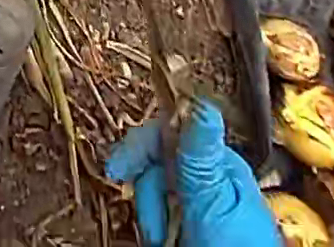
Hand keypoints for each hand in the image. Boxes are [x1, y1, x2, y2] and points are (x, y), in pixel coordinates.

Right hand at [105, 99, 282, 246]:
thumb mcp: (213, 203)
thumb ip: (199, 156)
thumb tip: (199, 101)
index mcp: (218, 163)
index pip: (169, 131)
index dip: (138, 145)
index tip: (115, 169)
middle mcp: (209, 180)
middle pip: (157, 164)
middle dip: (147, 195)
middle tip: (154, 233)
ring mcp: (200, 208)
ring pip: (156, 195)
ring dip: (151, 219)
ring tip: (160, 242)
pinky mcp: (192, 230)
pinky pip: (162, 220)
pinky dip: (156, 230)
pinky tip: (159, 241)